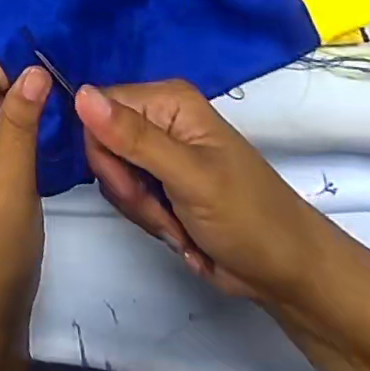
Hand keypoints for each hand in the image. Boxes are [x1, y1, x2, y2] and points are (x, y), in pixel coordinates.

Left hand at [0, 43, 51, 338]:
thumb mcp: (13, 185)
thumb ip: (21, 122)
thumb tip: (36, 68)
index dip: (9, 72)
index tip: (48, 82)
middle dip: (1, 72)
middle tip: (37, 100)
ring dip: (5, 89)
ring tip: (38, 114)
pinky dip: (5, 106)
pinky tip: (30, 123)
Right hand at [75, 80, 342, 303]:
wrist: (290, 276)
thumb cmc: (250, 219)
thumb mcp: (190, 177)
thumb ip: (134, 137)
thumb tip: (80, 94)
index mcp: (167, 99)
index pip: (98, 107)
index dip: (104, 148)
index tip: (134, 183)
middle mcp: (158, 116)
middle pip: (101, 141)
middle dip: (125, 185)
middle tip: (161, 209)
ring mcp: (158, 150)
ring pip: (110, 171)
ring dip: (138, 207)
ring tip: (177, 223)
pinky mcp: (158, 180)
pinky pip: (124, 192)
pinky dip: (146, 217)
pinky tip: (177, 229)